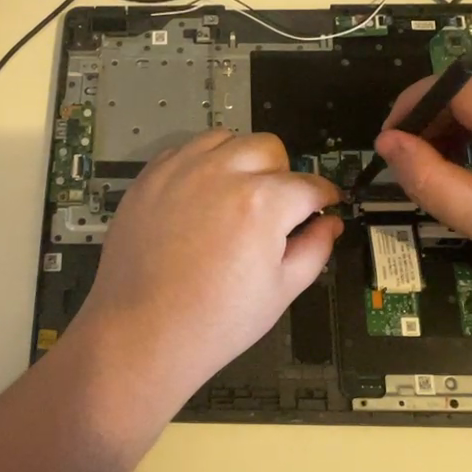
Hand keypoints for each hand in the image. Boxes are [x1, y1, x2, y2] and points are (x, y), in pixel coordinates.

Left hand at [68, 130, 342, 397]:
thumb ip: (314, 249)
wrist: (142, 333)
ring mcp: (181, 169)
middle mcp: (222, 172)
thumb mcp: (281, 292)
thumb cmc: (216, 321)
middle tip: (275, 208)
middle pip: (270, 148)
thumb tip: (330, 223)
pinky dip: (201, 163)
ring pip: (227, 139)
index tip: (324, 204)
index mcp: (262, 202)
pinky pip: (186, 149)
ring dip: (241, 160)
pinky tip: (200, 196)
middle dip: (282, 174)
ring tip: (236, 195)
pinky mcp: (150, 176)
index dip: (324, 197)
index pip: (310, 184)